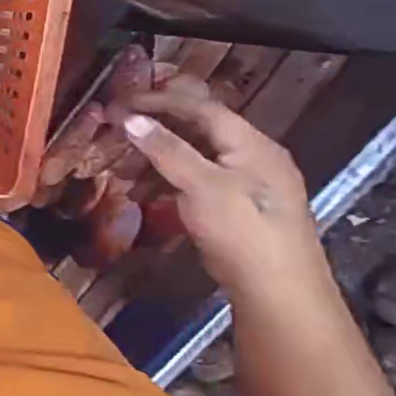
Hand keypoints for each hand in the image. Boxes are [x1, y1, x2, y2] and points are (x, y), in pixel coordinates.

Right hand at [118, 79, 329, 299]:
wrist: (278, 292)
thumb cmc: (241, 230)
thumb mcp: (200, 185)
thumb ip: (166, 149)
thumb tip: (131, 119)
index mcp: (252, 145)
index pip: (202, 109)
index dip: (160, 102)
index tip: (122, 104)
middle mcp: (252, 157)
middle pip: (195, 132)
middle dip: (153, 134)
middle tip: (117, 137)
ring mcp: (245, 184)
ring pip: (192, 158)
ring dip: (154, 161)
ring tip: (122, 173)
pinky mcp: (235, 208)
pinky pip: (195, 181)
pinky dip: (166, 182)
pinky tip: (142, 195)